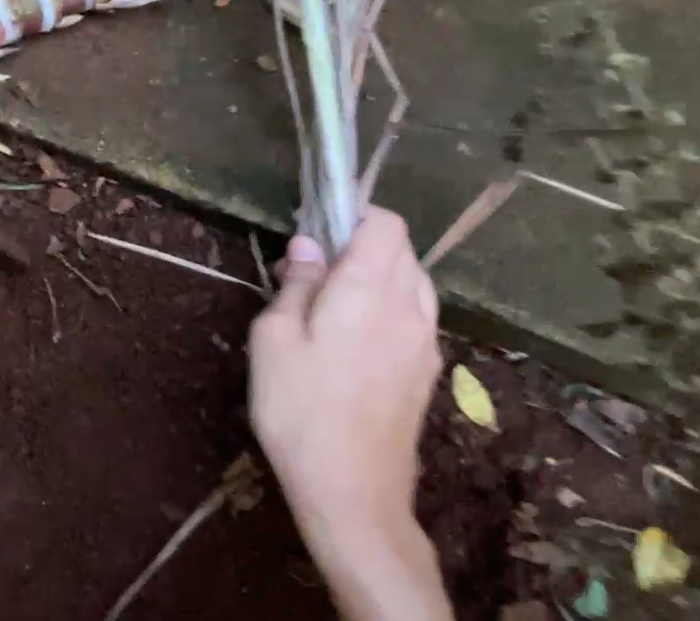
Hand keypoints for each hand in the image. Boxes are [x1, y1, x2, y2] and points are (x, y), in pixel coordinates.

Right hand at [249, 209, 450, 620]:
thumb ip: (295, 284)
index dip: (354, 210)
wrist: (351, 488)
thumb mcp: (274, 336)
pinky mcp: (425, 372)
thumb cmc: (298, 405)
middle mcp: (409, 309)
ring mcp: (424, 343)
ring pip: (412, 283)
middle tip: (308, 262)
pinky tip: (348, 332)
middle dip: (360, 241)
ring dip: (377, 273)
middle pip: (401, 251)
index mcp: (369, 291)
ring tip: (327, 295)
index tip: (316, 217)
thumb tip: (308, 246)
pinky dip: (387, 304)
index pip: (385, 225)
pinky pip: (413, 316)